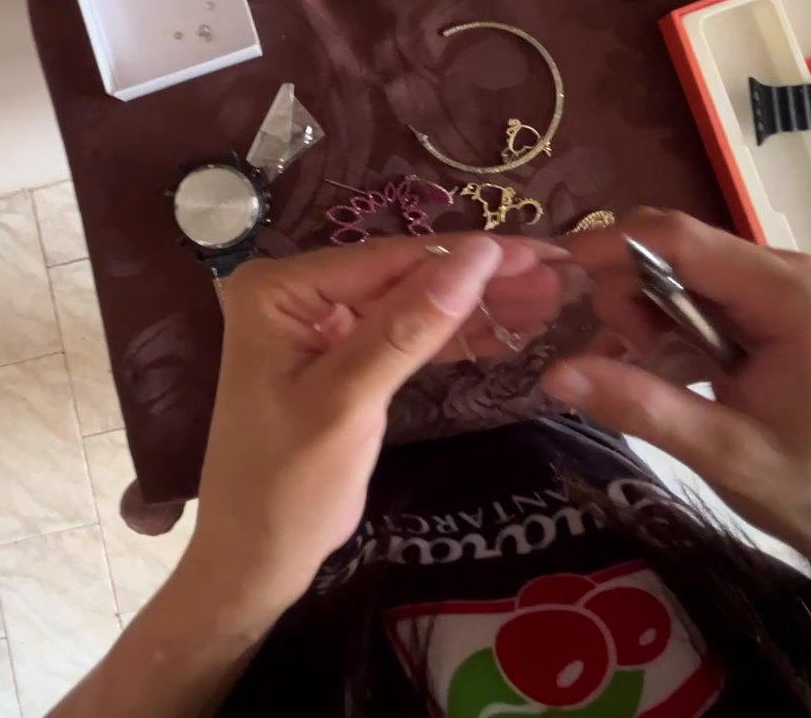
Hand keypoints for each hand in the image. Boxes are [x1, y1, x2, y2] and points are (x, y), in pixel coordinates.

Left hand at [187, 234, 567, 622]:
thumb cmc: (287, 484)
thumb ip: (411, 327)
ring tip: (548, 299)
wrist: (254, 558)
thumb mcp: (350, 402)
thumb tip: (478, 257)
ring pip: (409, 305)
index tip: (539, 251)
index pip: (384, 259)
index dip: (464, 255)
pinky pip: (402, 337)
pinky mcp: (340, 356)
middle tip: (556, 276)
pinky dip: (451, 338)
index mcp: (278, 289)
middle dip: (477, 281)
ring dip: (473, 307)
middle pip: (401, 277)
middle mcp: (295, 293)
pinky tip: (507, 333)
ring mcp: (317, 324)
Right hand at [542, 209, 810, 613]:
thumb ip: (638, 406)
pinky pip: (691, 284)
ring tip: (651, 367)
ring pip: (675, 263)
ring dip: (642, 307)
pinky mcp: (769, 299)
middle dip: (629, 290)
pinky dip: (660, 316)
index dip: (612, 245)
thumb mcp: (718, 453)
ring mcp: (783, 283)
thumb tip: (553, 374)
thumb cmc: (808, 490)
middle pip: (674, 246)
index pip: (683, 240)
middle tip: (627, 355)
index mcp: (798, 301)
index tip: (558, 270)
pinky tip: (662, 361)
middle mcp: (794, 274)